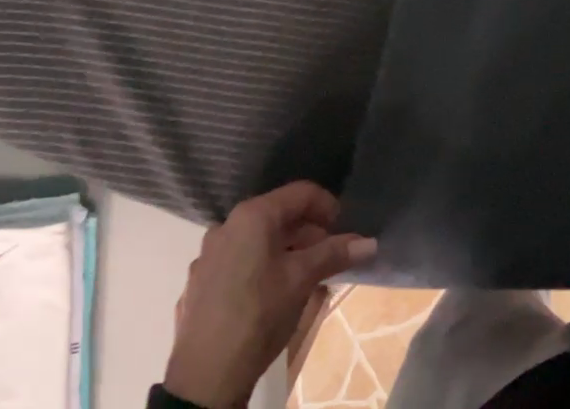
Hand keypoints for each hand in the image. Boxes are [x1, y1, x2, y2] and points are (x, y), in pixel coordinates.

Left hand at [164, 182, 376, 407]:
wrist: (205, 375)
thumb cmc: (259, 314)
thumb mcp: (302, 281)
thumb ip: (334, 254)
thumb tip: (369, 243)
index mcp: (252, 216)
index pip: (300, 193)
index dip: (328, 206)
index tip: (344, 231)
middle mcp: (226, 225)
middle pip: (278, 215)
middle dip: (308, 233)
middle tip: (329, 258)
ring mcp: (208, 254)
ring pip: (256, 240)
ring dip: (285, 251)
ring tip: (304, 278)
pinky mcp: (200, 281)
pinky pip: (238, 261)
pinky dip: (260, 267)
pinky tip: (270, 296)